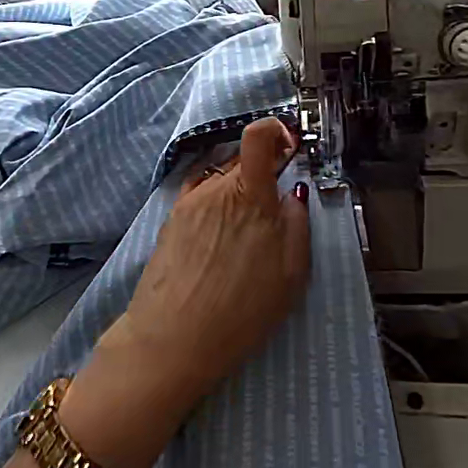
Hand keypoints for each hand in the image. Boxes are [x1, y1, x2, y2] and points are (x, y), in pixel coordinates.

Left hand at [58, 117, 310, 467]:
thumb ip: (297, 224)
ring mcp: (188, 203)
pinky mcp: (171, 219)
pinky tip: (218, 236)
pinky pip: (200, 198)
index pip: (256, 136)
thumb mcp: (290, 274)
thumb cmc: (239, 311)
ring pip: (220, 182)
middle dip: (261, 177)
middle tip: (274, 212)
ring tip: (243, 240)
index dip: (275, 131)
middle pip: (242, 163)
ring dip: (237, 195)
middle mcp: (214, 190)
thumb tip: (292, 194)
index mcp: (249, 196)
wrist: (173, 336)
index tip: (287, 144)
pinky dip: (214, 205)